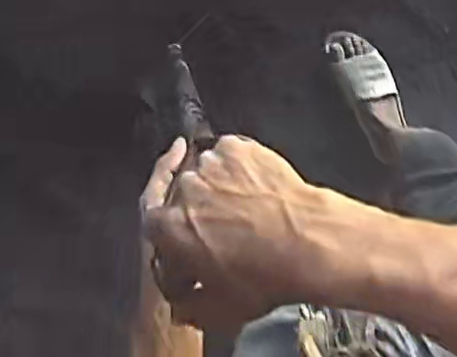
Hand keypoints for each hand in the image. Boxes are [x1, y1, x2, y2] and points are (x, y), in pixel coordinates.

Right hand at [142, 135, 344, 331]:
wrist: (305, 239)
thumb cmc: (266, 274)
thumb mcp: (219, 310)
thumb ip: (187, 303)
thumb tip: (181, 301)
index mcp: (172, 227)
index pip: (150, 216)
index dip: (163, 223)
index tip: (170, 222)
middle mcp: (186, 188)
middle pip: (181, 194)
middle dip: (197, 209)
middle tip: (222, 225)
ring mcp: (210, 162)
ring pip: (205, 172)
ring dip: (218, 186)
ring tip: (246, 207)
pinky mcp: (235, 146)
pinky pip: (228, 155)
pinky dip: (238, 167)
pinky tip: (256, 188)